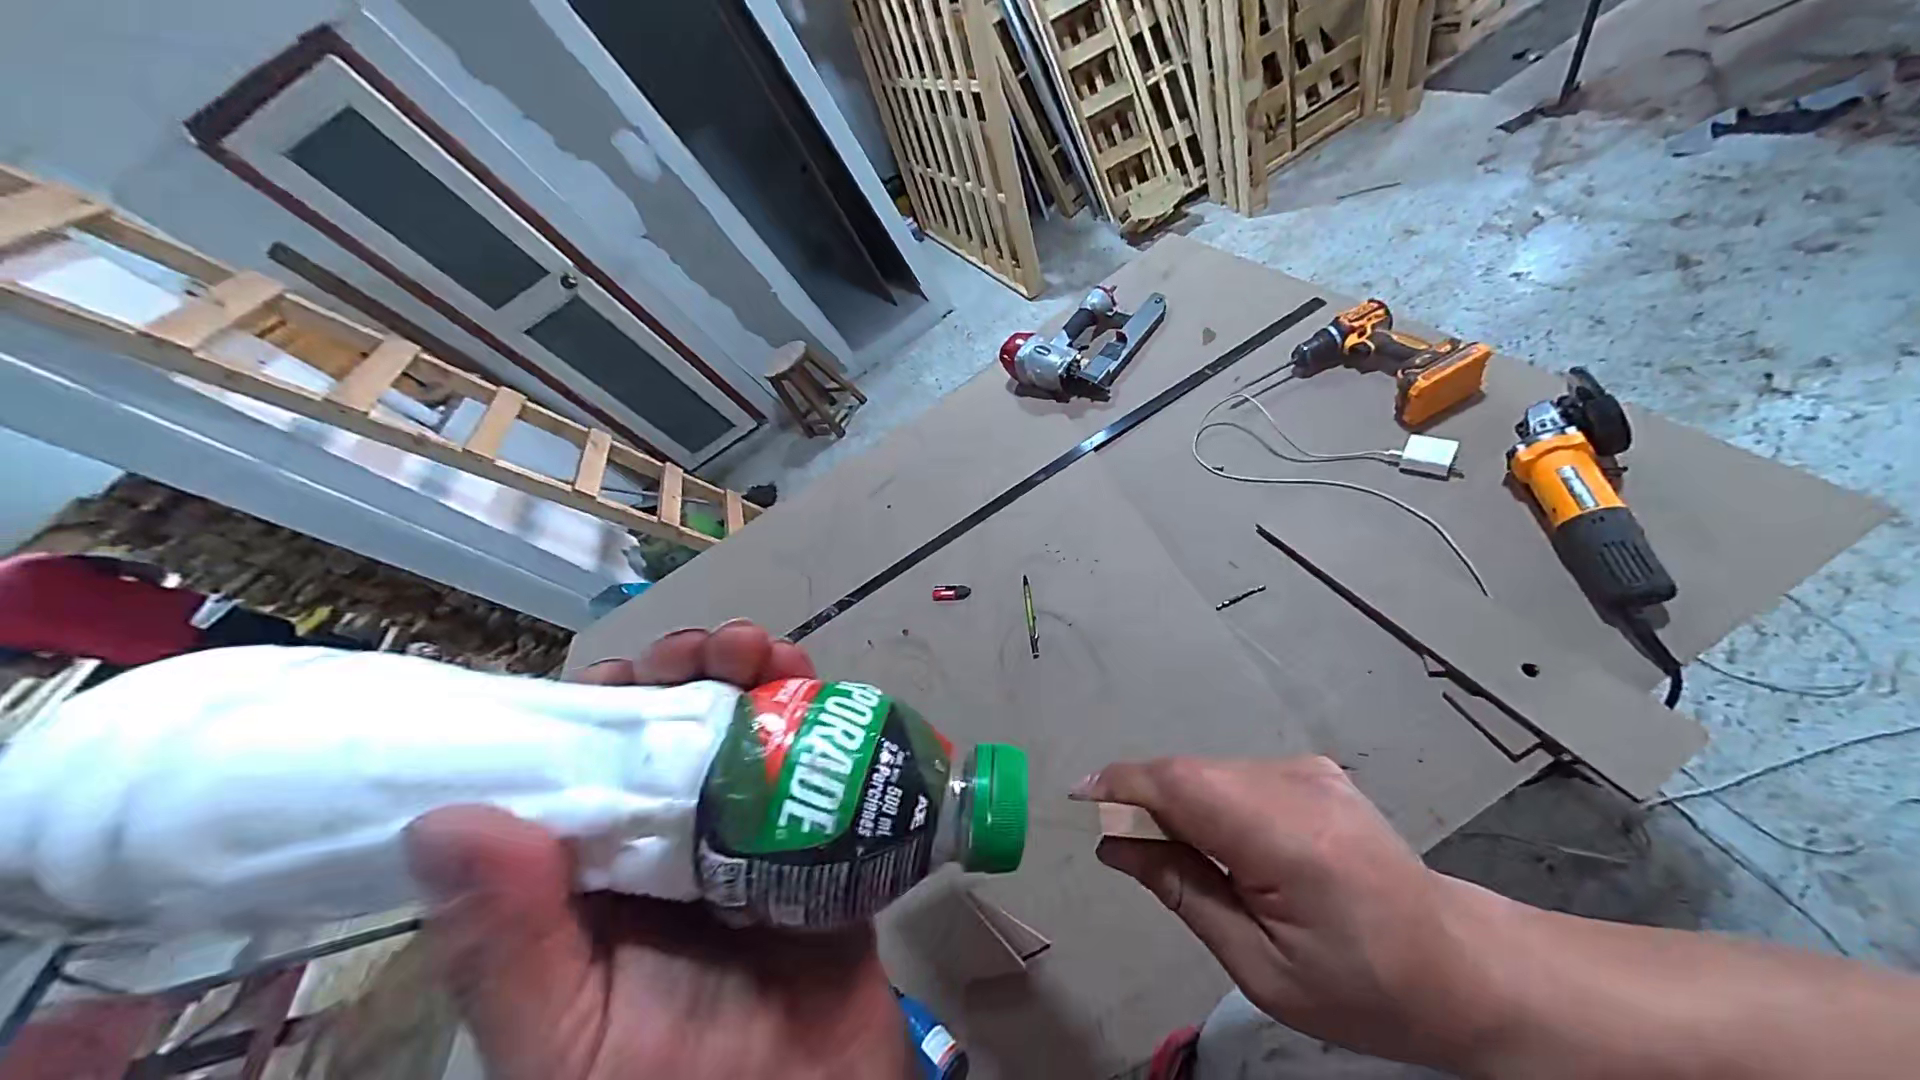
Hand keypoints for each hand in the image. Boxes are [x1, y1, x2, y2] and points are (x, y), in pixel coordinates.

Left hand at [407, 622, 907, 1079]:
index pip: (586, 762)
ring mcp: (751, 826)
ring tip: (763, 651)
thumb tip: (445, 819)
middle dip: (688, 672)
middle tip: (710, 650)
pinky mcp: (819, 828)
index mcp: (598, 868)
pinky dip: (815, 709)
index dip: (601, 704)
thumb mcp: (565, 1040)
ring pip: (746, 728)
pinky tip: (812, 681)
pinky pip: (817, 756)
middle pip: (675, 728)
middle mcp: (671, 833)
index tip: (625, 673)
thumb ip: (505, 946)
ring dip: (752, 675)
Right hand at [1073, 756, 1506, 1070]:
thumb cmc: (1360, 986)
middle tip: (1122, 843)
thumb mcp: (1260, 965)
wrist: (1460, 965)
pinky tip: (1221, 840)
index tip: (1078, 798)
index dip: (1122, 784)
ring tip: (1179, 854)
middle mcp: (1297, 784)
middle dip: (1143, 800)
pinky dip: (1207, 799)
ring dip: (1176, 802)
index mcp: (1289, 839)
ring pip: (1208, 770)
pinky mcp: (1312, 768)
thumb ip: (1181, 890)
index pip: (1182, 785)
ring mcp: (1308, 769)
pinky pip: (1233, 774)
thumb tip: (1116, 845)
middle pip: (1190, 772)